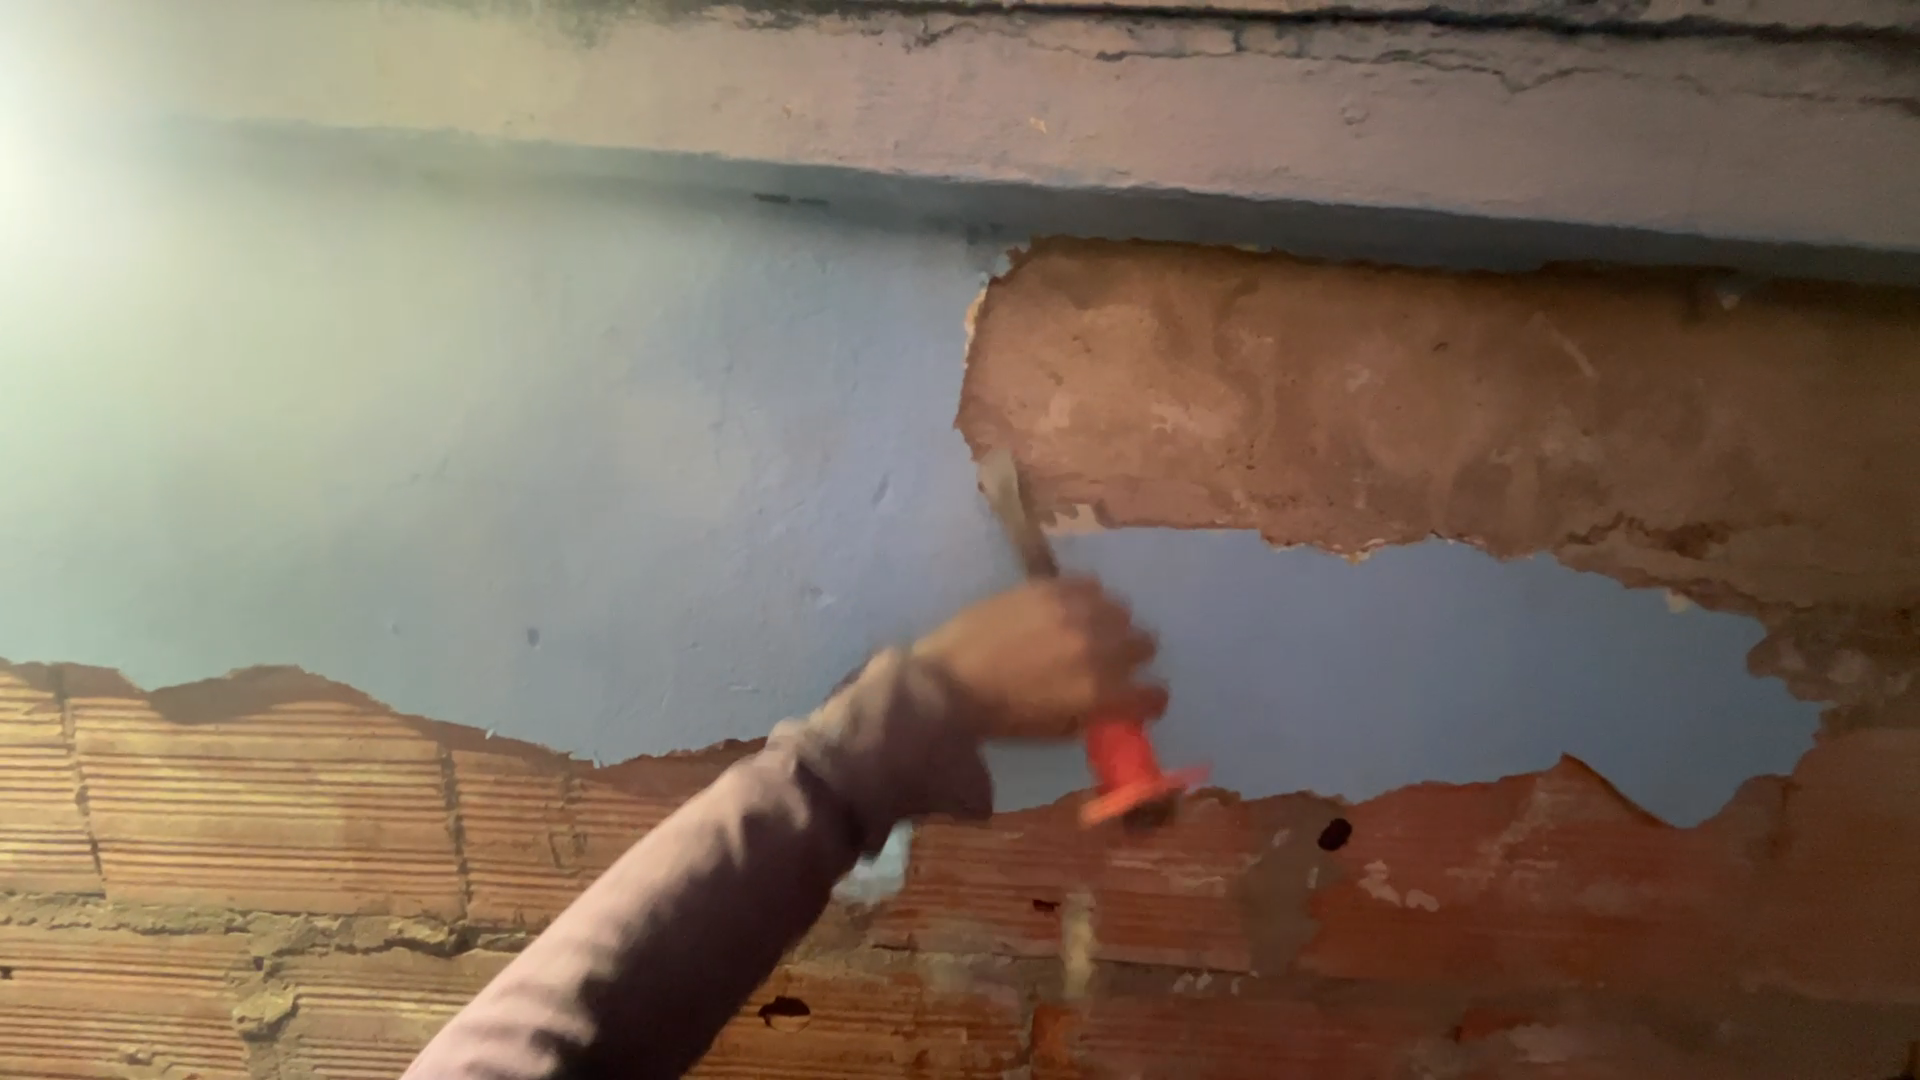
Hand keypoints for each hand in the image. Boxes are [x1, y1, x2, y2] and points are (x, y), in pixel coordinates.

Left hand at [912, 577, 1167, 738]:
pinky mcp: (1048, 587)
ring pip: (1120, 609)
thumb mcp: (1059, 729)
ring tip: (1089, 628)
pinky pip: (1089, 583)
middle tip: (1112, 659)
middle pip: (1144, 642)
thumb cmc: (1001, 716)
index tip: (1141, 696)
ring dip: (1110, 622)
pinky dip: (1085, 597)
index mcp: (1100, 692)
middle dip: (1132, 654)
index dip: (1149, 697)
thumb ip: (1098, 713)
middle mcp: (1097, 648)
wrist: (948, 682)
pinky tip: (1070, 607)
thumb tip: (1119, 702)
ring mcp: (1073, 612)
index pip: (1154, 694)